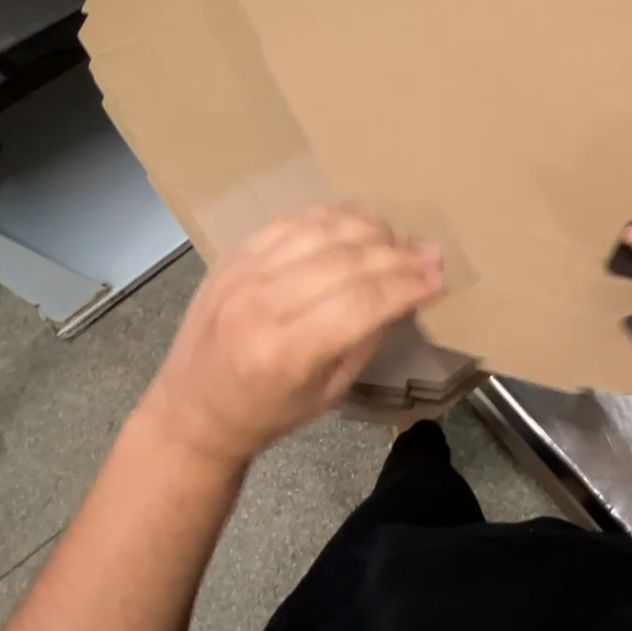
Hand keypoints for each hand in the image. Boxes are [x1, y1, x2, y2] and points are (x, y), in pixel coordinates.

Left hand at [136, 206, 443, 463]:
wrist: (192, 410)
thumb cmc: (268, 413)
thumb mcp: (331, 391)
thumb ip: (370, 336)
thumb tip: (410, 292)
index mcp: (284, 352)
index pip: (362, 302)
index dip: (408, 286)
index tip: (439, 280)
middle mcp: (260, 304)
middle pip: (346, 260)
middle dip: (399, 254)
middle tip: (431, 254)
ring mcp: (242, 273)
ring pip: (321, 230)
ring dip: (370, 228)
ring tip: (399, 238)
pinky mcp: (234, 255)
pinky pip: (293, 220)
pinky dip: (334, 217)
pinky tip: (360, 225)